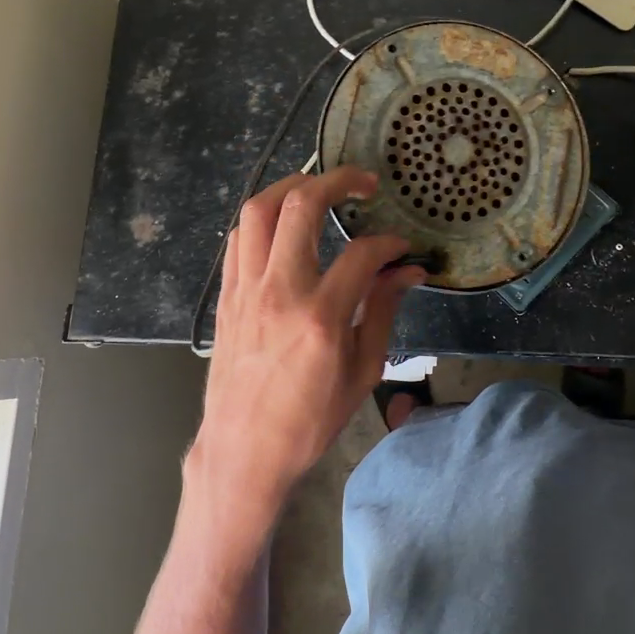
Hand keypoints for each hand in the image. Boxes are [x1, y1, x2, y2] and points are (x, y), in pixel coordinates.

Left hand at [189, 166, 425, 508]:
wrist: (242, 452)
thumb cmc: (309, 422)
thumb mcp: (362, 373)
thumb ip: (382, 311)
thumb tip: (408, 270)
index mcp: (320, 317)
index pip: (361, 254)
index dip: (389, 243)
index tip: (401, 247)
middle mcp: (278, 291)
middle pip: (300, 206)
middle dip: (336, 181)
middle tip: (363, 182)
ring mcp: (245, 289)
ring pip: (258, 210)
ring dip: (291, 187)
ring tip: (318, 187)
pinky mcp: (227, 295)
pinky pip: (239, 237)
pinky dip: (263, 218)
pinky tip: (283, 223)